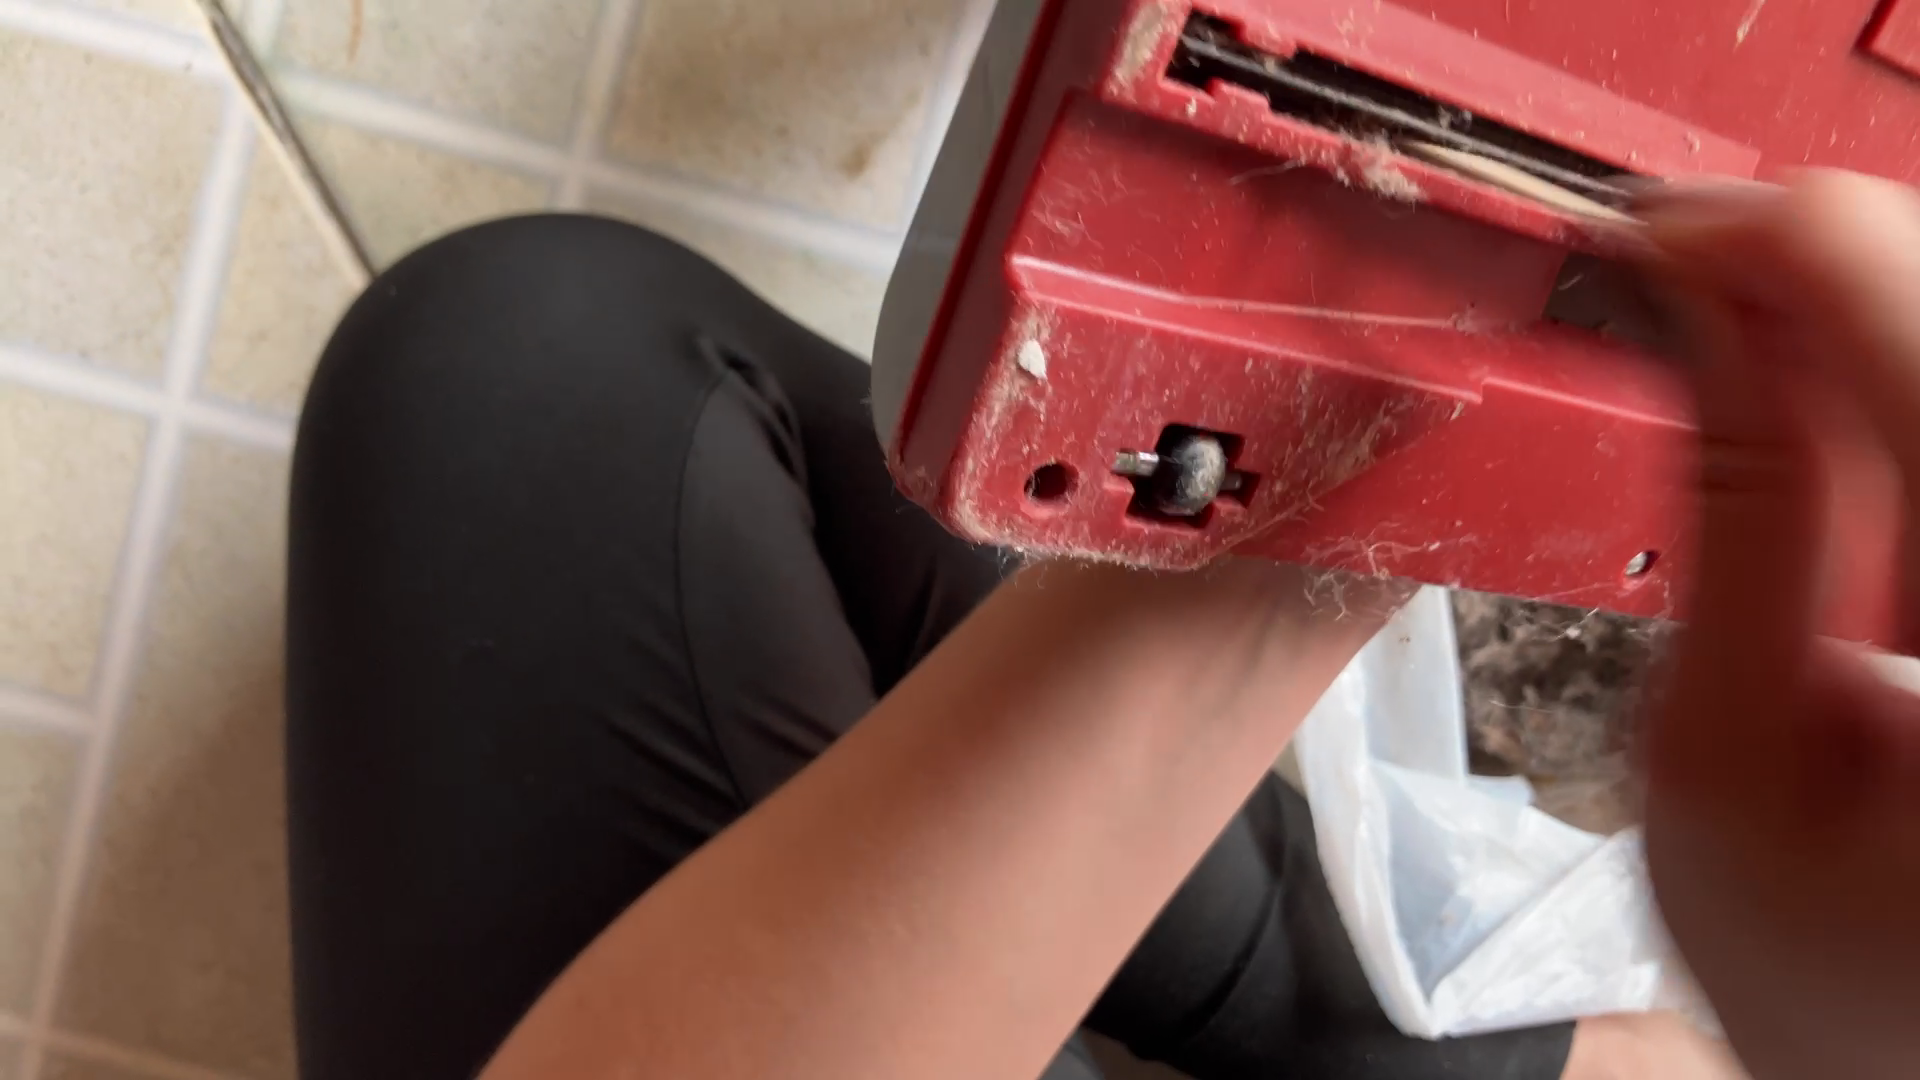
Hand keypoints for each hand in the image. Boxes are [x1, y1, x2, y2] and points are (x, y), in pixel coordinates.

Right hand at [1638, 172, 1919, 1079]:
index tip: (1650, 230)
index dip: (1778, 262)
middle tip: (1679, 248)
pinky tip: (1825, 358)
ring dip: (1868, 297)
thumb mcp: (1720, 747)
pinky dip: (1896, 356)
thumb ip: (1744, 531)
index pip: (1917, 362)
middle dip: (1830, 257)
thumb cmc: (1823, 958)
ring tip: (1734, 291)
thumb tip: (1701, 344)